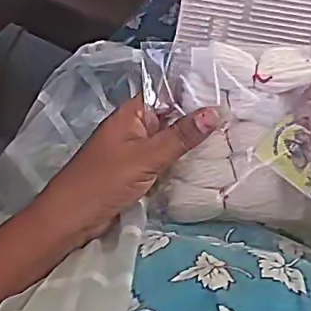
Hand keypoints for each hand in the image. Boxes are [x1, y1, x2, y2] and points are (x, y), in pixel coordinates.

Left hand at [32, 97, 222, 245]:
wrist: (72, 219)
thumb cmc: (103, 182)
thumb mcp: (146, 157)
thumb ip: (181, 136)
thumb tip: (214, 111)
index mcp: (131, 114)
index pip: (168, 92)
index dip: (195, 91)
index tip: (228, 92)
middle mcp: (134, 129)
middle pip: (172, 118)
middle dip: (199, 121)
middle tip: (238, 118)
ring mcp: (135, 152)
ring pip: (170, 143)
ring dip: (192, 145)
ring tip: (231, 139)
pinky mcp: (137, 174)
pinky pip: (164, 164)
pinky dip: (180, 165)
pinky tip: (206, 165)